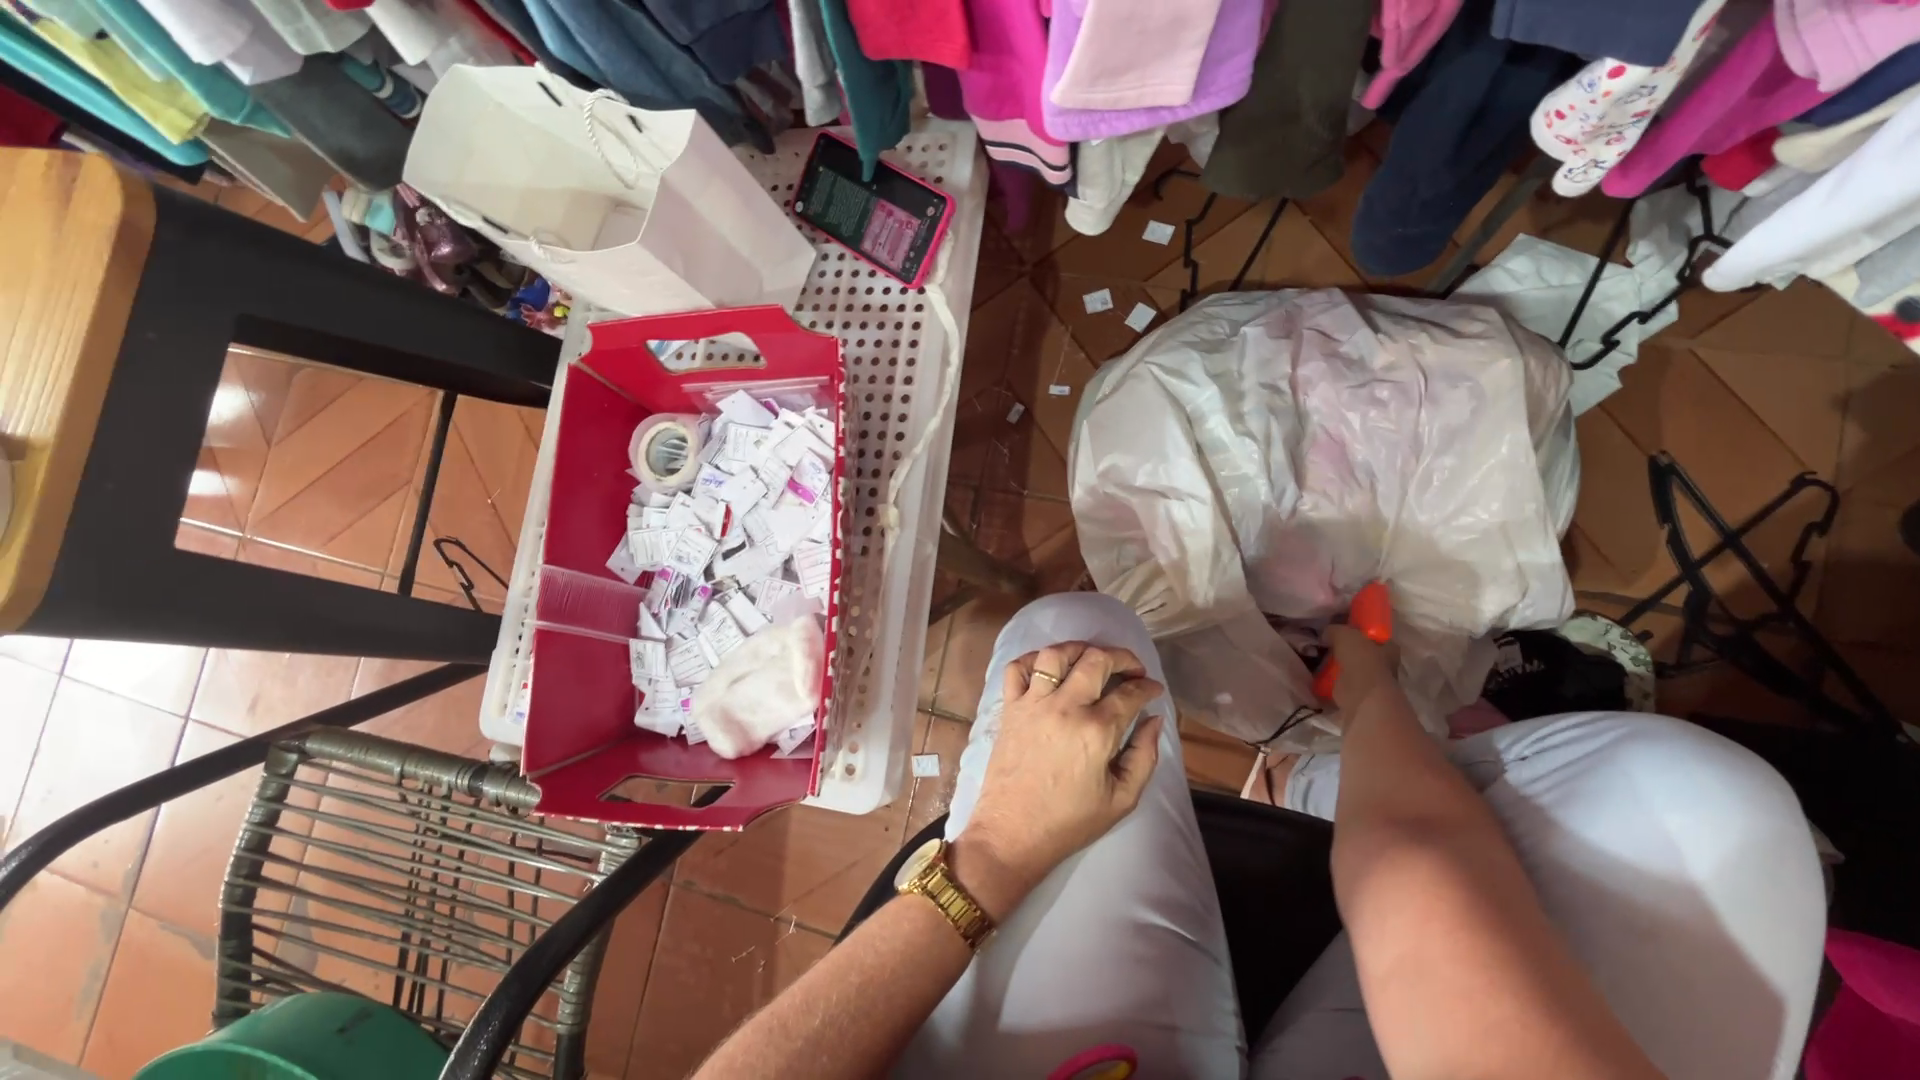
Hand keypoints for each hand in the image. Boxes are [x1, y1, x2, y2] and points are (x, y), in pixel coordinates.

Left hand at [957, 642, 1165, 905]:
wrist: (1012, 833)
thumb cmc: (1069, 822)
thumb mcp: (1122, 799)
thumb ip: (1144, 756)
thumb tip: (1153, 720)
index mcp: (1096, 731)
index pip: (1130, 693)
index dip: (1148, 687)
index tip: (1154, 689)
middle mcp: (1064, 707)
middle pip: (1096, 659)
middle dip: (1121, 657)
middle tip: (1132, 668)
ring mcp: (1032, 704)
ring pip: (1056, 654)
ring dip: (1080, 649)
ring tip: (1093, 658)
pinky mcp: (1009, 709)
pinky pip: (1017, 668)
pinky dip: (1033, 659)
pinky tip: (1050, 666)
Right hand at [1325, 623, 1402, 715]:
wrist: (1360, 695)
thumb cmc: (1361, 660)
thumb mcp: (1345, 634)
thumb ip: (1335, 630)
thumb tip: (1326, 634)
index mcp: (1388, 647)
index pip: (1374, 635)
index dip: (1358, 632)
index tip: (1339, 631)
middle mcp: (1383, 664)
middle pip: (1360, 653)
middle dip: (1343, 650)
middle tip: (1324, 645)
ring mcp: (1370, 682)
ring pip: (1349, 669)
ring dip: (1335, 666)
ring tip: (1316, 659)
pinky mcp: (1356, 695)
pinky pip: (1339, 683)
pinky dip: (1329, 681)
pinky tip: (1316, 675)